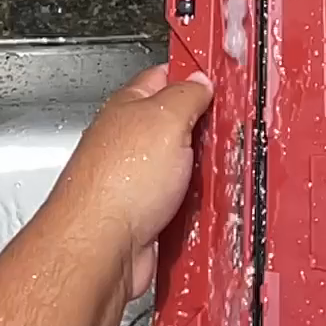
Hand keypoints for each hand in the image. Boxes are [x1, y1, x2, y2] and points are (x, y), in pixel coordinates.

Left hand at [40, 63, 212, 297]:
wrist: (101, 247)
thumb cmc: (118, 181)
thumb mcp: (165, 120)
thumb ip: (185, 96)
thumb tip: (199, 81)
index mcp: (130, 106)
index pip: (164, 78)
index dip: (191, 77)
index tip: (217, 83)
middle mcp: (130, 140)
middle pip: (177, 126)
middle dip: (203, 134)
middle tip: (224, 137)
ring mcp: (138, 178)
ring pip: (183, 168)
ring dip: (202, 175)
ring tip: (215, 176)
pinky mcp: (147, 215)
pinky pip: (182, 205)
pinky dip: (196, 209)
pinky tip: (205, 208)